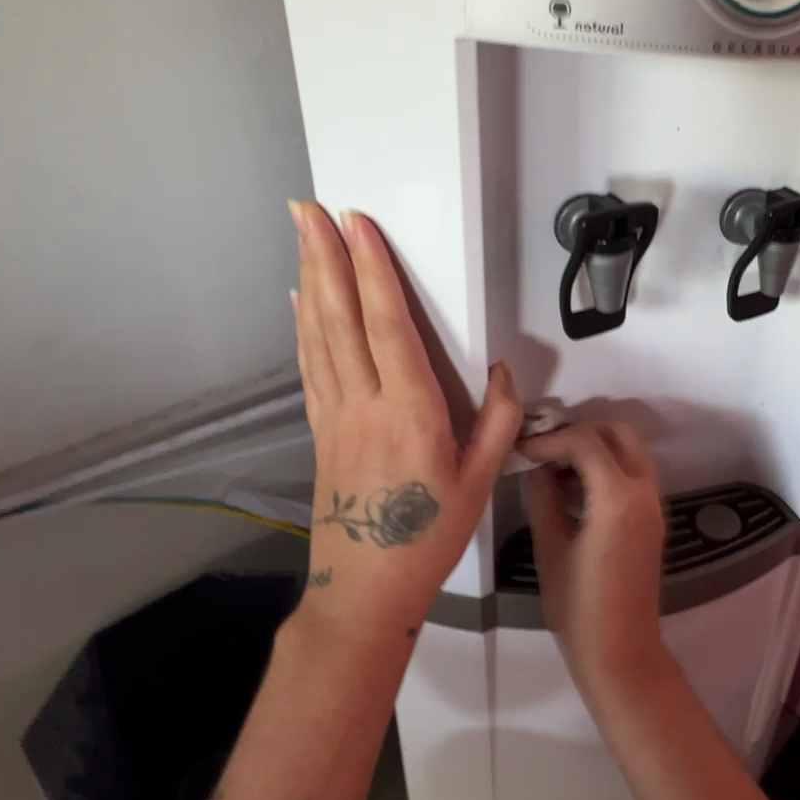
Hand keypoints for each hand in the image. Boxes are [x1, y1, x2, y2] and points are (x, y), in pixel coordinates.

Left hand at [289, 200, 520, 637]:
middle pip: (341, 317)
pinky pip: (311, 365)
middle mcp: (364, 403)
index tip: (357, 226)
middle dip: (326, 257)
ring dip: (310, 280)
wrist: (363, 591)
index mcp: (410, 410)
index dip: (372, 271)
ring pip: (319, 334)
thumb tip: (501, 369)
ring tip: (299, 237)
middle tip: (307, 208)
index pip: (386, 324)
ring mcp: (335, 415)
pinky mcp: (321, 431)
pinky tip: (298, 302)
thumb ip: (497, 420)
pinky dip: (303, 326)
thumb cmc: (429, 537)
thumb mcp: (481, 481)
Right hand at [521, 422, 669, 692]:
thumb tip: (537, 468)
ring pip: (631, 450)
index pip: (586, 442)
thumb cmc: (578, 607)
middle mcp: (644, 491)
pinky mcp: (655, 518)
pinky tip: (576, 488)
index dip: (551, 439)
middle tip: (545, 449)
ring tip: (555, 467)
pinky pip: (635, 473)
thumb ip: (544, 499)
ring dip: (597, 448)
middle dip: (580, 432)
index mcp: (618, 497)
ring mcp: (655, 504)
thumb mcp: (550, 549)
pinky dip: (609, 466)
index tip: (523, 450)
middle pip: (618, 433)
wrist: (622, 651)